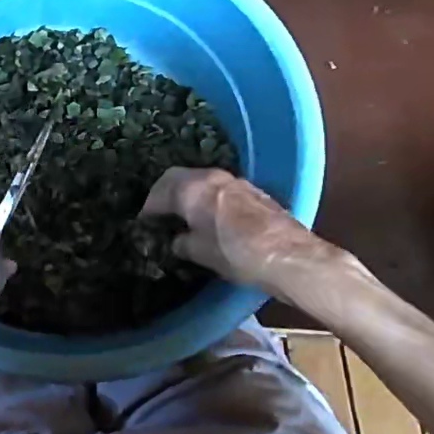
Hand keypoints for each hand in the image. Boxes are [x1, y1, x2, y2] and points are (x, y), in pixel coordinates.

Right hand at [140, 168, 355, 302]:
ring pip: (199, 180)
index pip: (158, 193)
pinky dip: (206, 197)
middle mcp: (210, 177)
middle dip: (164, 193)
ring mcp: (234, 181)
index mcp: (190, 189)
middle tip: (159, 213)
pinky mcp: (252, 190)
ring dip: (187, 193)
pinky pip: (217, 188)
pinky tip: (208, 215)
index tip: (143, 223)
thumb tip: (176, 240)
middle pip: (177, 177)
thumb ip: (180, 242)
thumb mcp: (199, 253)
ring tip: (182, 214)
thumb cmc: (235, 254)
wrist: (290, 257)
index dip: (148, 210)